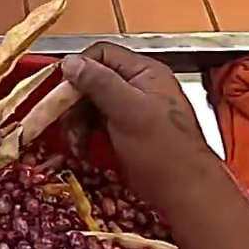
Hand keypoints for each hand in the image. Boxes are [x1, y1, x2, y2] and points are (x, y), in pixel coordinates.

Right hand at [58, 42, 224, 209]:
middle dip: (75, 104)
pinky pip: (95, 123)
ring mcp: (130, 109)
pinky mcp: (124, 130)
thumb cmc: (163, 150)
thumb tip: (70, 61)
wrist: (185, 194)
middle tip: (66, 125)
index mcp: (144, 73)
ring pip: (89, 104)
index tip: (62, 93)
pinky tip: (83, 151)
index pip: (102, 55)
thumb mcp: (128, 111)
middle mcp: (137, 86)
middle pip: (92, 80)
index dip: (79, 70)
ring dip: (76, 123)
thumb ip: (99, 83)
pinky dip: (84, 135)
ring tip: (76, 145)